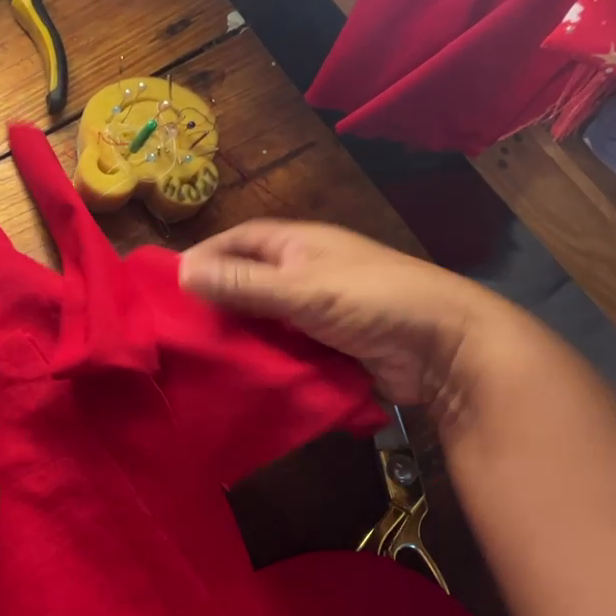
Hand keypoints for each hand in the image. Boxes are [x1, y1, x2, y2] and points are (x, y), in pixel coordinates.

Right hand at [178, 221, 532, 413]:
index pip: (239, 240)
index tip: (167, 283)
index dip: (204, 255)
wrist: (448, 348)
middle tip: (174, 326)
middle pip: (246, 281)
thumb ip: (241, 283)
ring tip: (195, 355)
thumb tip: (180, 272)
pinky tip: (234, 376)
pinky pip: (281, 349)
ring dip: (236, 334)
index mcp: (300, 244)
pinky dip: (260, 359)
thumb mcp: (301, 288)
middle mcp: (305, 272)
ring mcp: (317, 312)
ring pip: (262, 319)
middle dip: (215, 300)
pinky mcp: (326, 347)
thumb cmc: (373, 300)